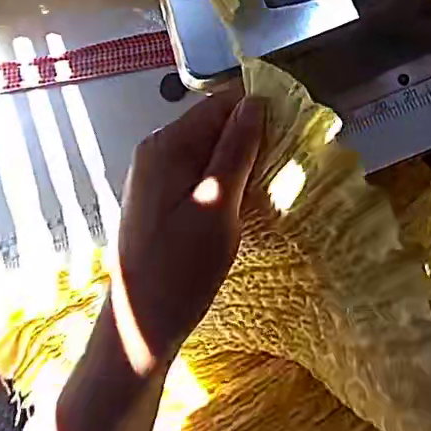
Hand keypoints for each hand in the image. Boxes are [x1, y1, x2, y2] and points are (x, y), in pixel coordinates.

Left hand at [108, 86, 264, 372]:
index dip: (257, 113)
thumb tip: (256, 103)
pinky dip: (225, 180)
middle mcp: (156, 150)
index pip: (220, 104)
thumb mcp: (218, 204)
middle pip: (214, 124)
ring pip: (210, 149)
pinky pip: (200, 171)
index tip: (290, 134)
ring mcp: (156, 174)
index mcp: (166, 144)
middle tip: (281, 167)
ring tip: (264, 188)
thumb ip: (237, 149)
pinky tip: (241, 203)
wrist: (139, 328)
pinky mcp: (161, 197)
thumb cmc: (179, 268)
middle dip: (250, 139)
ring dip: (240, 162)